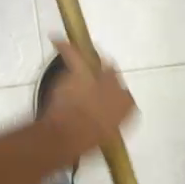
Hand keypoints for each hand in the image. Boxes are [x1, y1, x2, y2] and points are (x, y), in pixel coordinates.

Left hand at [39, 40, 135, 156]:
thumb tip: (101, 125)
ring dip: (91, 65)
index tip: (105, 102)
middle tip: (93, 83)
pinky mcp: (82, 72)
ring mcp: (100, 79)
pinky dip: (65, 47)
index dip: (113, 97)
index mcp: (127, 109)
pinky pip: (74, 55)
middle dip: (104, 78)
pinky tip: (57, 39)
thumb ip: (107, 126)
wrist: (68, 136)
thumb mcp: (103, 139)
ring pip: (99, 65)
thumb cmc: (84, 144)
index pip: (126, 98)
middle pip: (113, 77)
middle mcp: (118, 90)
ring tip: (83, 62)